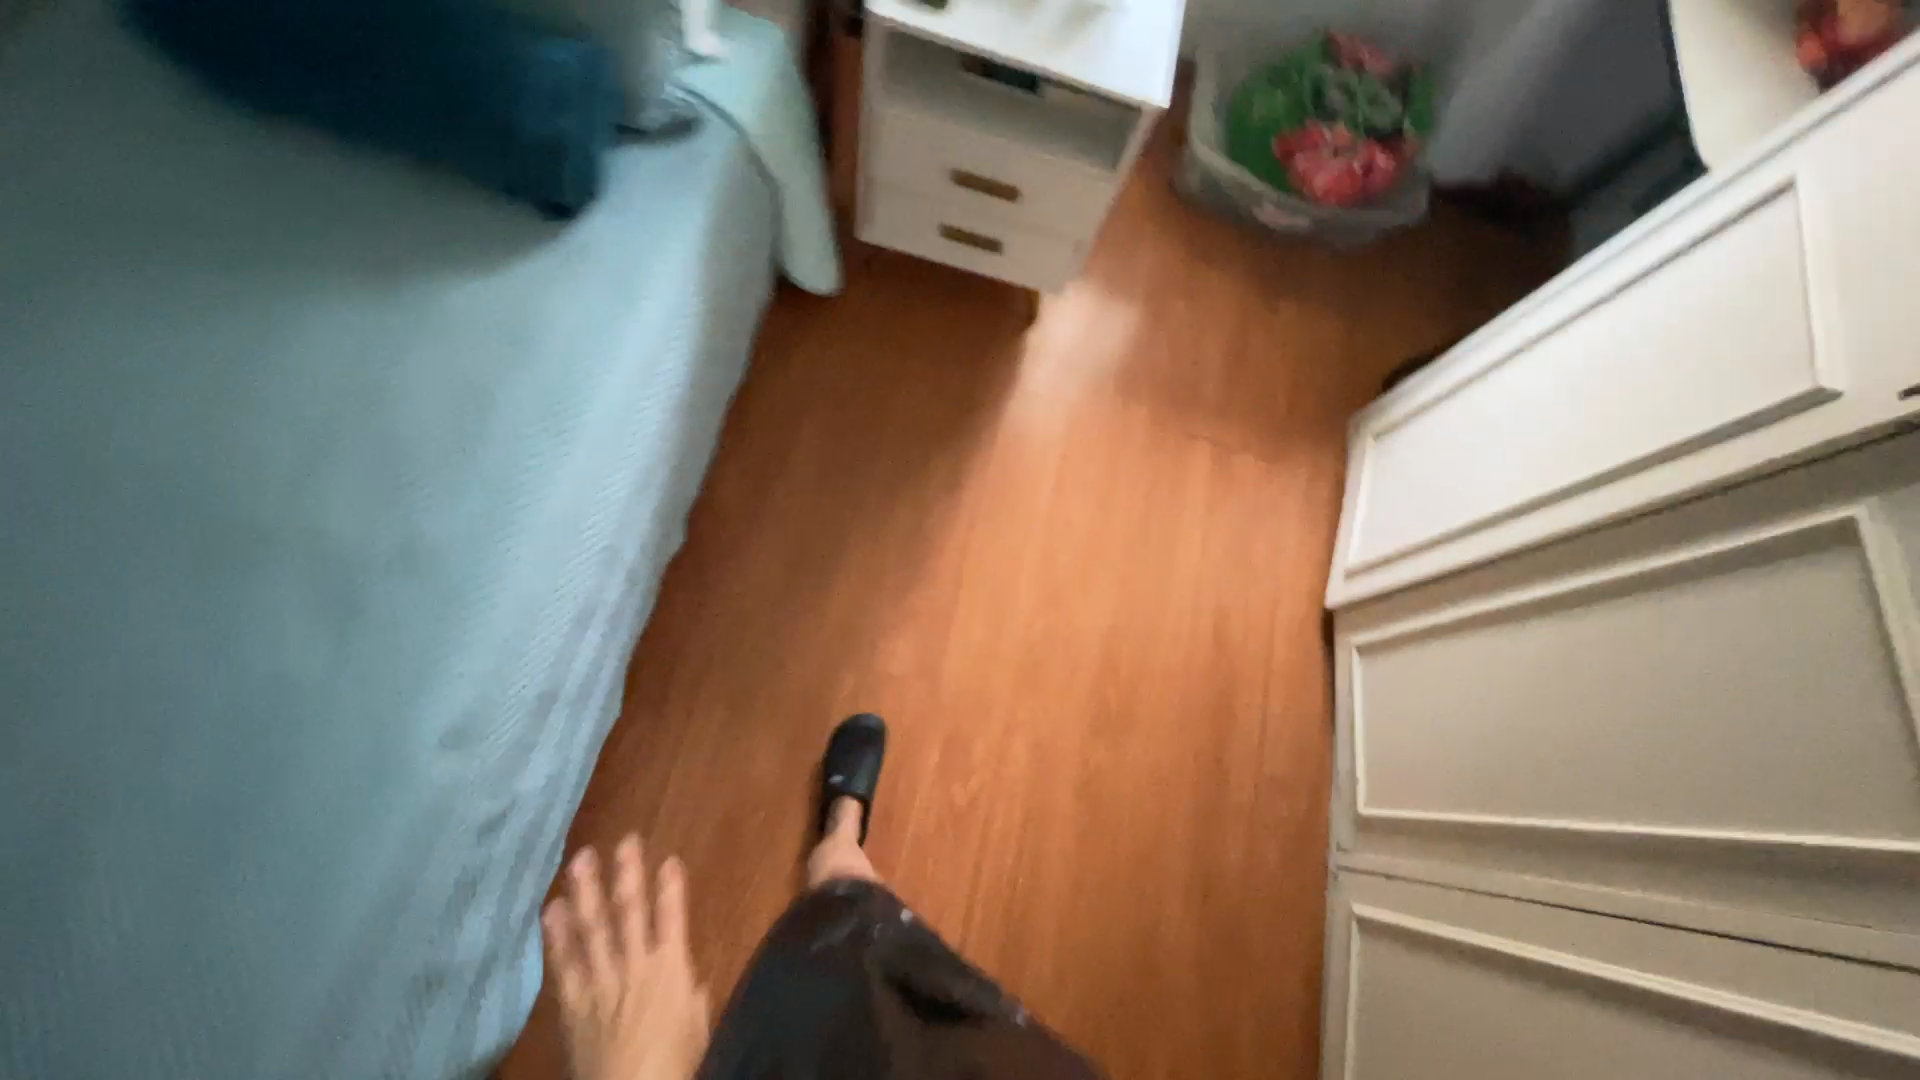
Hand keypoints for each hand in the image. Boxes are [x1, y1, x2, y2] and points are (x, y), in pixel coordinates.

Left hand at [543, 836, 711, 1079]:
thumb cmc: (674, 1064)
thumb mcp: (696, 1024)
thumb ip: (689, 991)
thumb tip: (684, 972)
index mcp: (670, 969)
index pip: (672, 917)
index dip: (671, 886)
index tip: (669, 857)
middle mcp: (634, 966)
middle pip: (630, 912)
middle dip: (628, 874)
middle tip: (625, 840)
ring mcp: (600, 983)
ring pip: (593, 928)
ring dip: (587, 891)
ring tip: (581, 859)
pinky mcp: (572, 1004)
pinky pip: (563, 964)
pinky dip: (556, 935)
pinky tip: (551, 909)